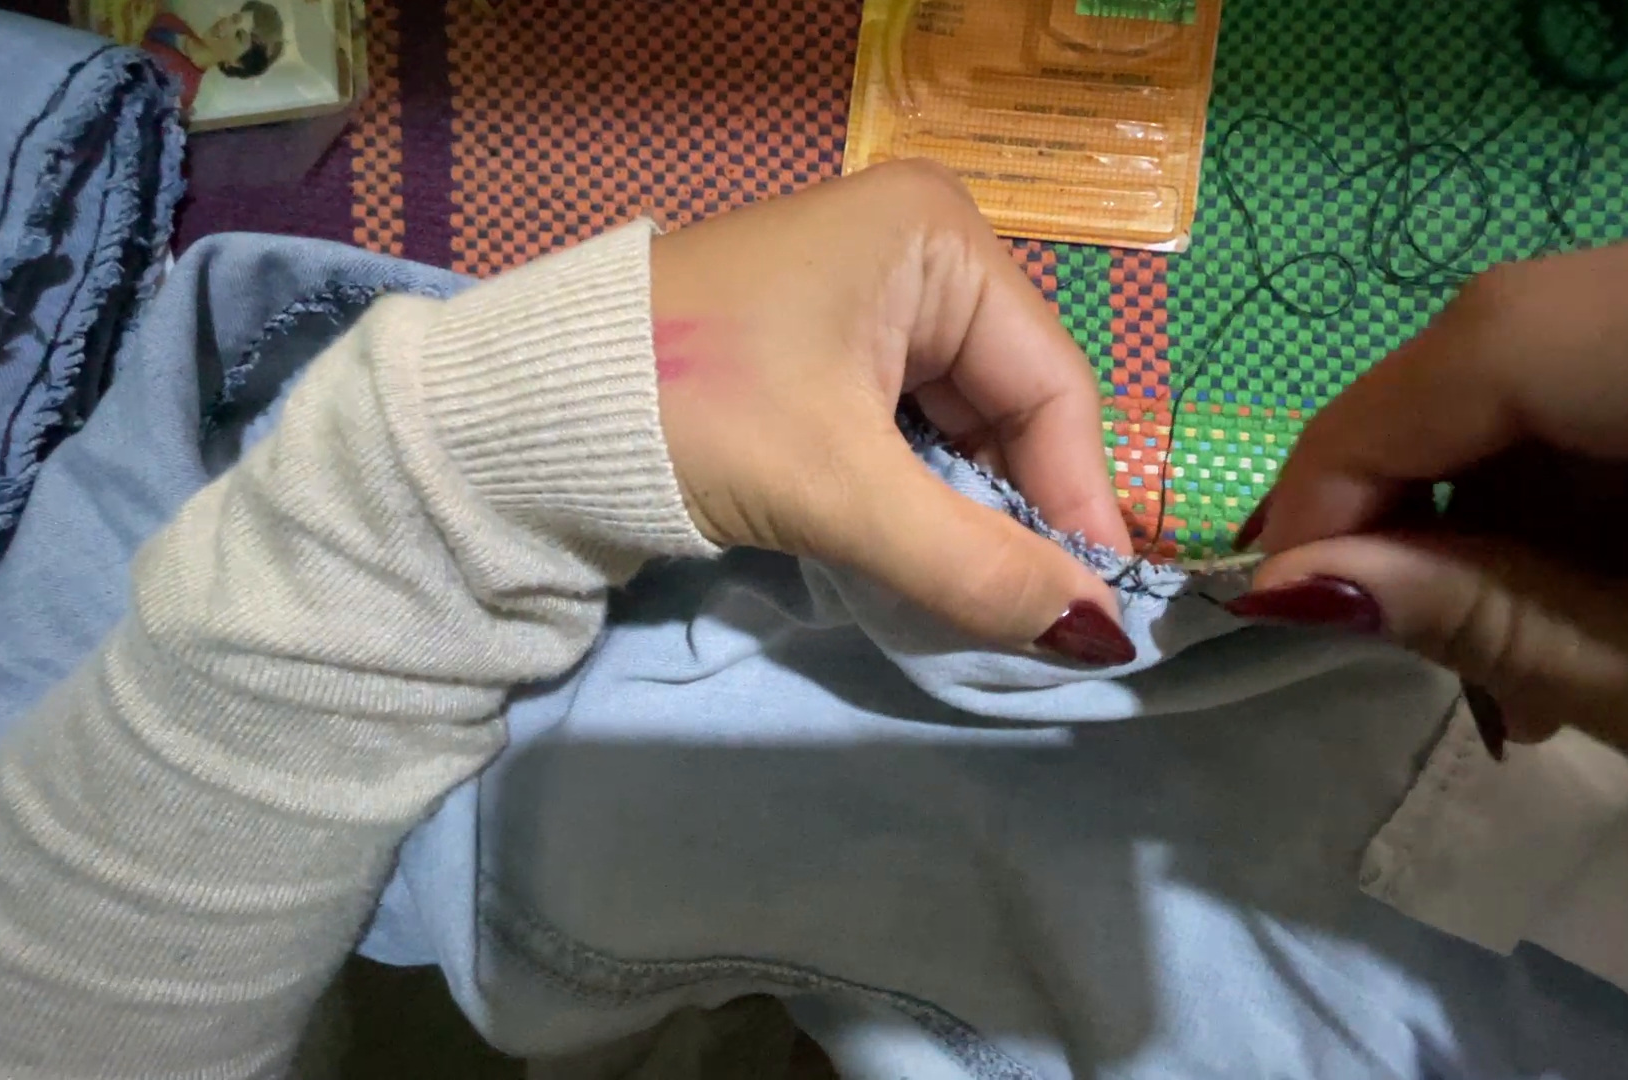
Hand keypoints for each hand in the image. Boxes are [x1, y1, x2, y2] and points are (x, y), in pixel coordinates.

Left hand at [649, 161, 1134, 663]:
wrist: (532, 413)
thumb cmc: (690, 412)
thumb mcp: (839, 487)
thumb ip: (970, 563)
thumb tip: (1091, 634)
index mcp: (935, 239)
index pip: (1050, 381)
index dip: (1079, 496)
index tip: (1095, 600)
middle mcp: (914, 256)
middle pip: (1009, 404)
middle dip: (1020, 509)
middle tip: (1034, 607)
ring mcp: (870, 303)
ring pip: (959, 426)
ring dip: (970, 510)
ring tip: (981, 587)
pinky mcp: (830, 351)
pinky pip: (908, 432)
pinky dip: (921, 496)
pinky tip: (924, 546)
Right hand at [1229, 223, 1627, 855]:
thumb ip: (1519, 636)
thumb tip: (1287, 588)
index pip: (1520, 338)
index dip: (1359, 448)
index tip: (1280, 570)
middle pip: (1537, 337)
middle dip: (1405, 478)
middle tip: (1353, 605)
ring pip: (1582, 369)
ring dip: (1490, 506)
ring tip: (1492, 654)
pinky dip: (1583, 503)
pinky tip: (1590, 606)